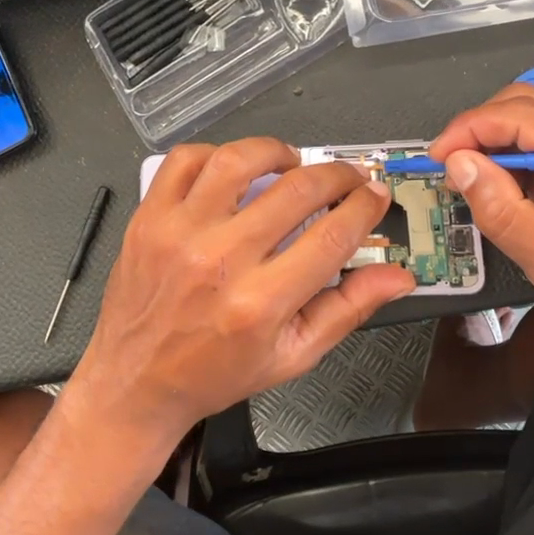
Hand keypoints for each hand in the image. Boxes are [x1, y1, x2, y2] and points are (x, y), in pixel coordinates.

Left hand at [64, 138, 416, 449]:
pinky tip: (234, 169)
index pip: (332, 236)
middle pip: (296, 190)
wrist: (135, 383)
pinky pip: (186, 161)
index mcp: (260, 303)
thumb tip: (398, 277)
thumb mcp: (292, 355)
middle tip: (348, 178)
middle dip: (337, 175)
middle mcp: (220, 260)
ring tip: (293, 162)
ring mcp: (180, 233)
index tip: (375, 195)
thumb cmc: (214, 373)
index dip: (364, 207)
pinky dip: (216, 153)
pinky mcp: (150, 218)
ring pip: (238, 160)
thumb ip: (348, 310)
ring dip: (277, 151)